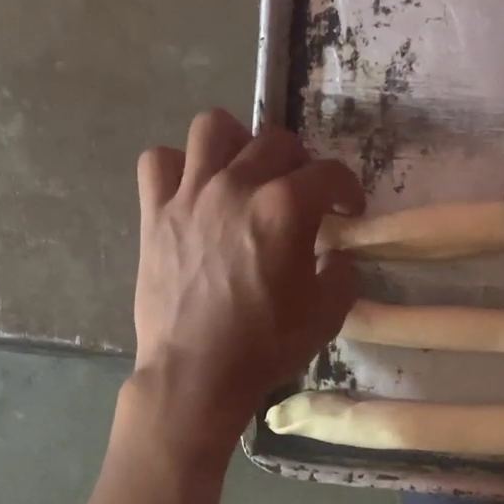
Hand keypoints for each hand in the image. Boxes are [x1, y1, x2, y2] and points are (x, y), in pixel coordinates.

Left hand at [129, 109, 364, 447]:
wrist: (196, 375)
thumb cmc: (263, 348)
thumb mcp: (325, 317)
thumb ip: (341, 275)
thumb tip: (336, 255)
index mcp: (284, 208)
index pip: (328, 173)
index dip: (347, 187)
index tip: (349, 208)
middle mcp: (236, 186)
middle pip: (274, 142)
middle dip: (299, 164)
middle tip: (300, 195)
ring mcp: (190, 195)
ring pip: (212, 128)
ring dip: (236, 142)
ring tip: (243, 171)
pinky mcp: (154, 214)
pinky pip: (158, 162)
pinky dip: (177, 167)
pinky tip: (191, 189)